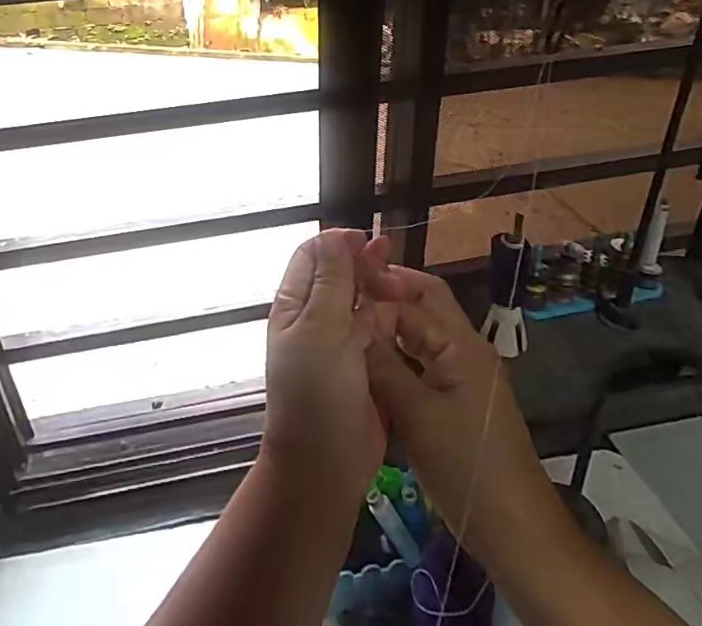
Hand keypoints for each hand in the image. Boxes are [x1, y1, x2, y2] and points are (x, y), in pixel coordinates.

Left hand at [261, 228, 392, 501]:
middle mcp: (315, 316)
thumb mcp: (320, 330)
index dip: (338, 243)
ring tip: (402, 285)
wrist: (326, 464)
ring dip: (379, 287)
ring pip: (362, 299)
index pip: (313, 256)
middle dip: (363, 261)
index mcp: (294, 304)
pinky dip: (390, 314)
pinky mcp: (364, 361)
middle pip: (340, 274)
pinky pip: (377, 327)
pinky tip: (407, 309)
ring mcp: (340, 339)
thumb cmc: (316, 393)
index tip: (368, 241)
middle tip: (391, 257)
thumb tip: (334, 236)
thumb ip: (331, 282)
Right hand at [362, 265, 555, 559]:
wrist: (514, 527)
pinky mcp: (458, 395)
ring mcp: (464, 372)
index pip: (411, 302)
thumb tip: (350, 329)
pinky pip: (424, 357)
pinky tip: (371, 358)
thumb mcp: (416, 414)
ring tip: (350, 322)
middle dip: (388, 292)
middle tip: (345, 293)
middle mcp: (465, 348)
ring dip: (392, 320)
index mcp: (461, 345)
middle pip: (425, 303)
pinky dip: (398, 350)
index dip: (375, 296)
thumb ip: (382, 366)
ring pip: (423, 330)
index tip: (338, 294)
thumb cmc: (465, 465)